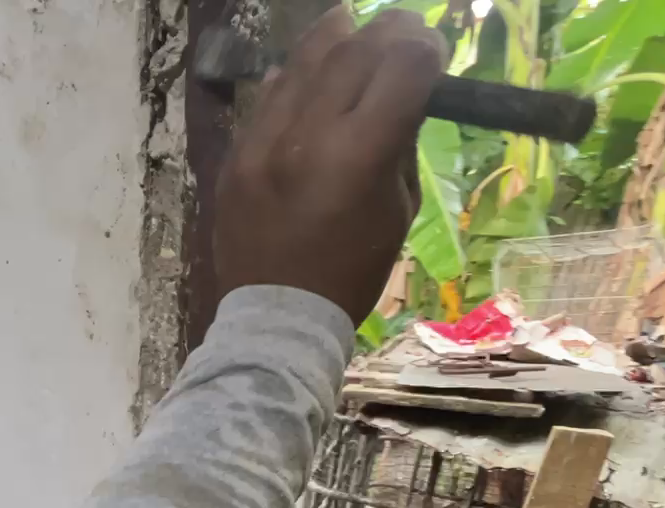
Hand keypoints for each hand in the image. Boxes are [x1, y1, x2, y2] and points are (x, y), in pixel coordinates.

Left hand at [213, 8, 445, 325]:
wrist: (277, 318)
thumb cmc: (350, 273)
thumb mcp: (399, 211)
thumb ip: (402, 142)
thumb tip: (402, 89)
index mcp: (359, 156)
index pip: (405, 63)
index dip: (427, 47)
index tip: (431, 51)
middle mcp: (307, 138)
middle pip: (356, 48)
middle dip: (388, 32)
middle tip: (400, 34)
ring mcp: (261, 146)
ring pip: (303, 60)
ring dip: (336, 40)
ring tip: (350, 33)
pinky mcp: (234, 160)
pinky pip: (265, 99)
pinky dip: (292, 82)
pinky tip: (307, 85)